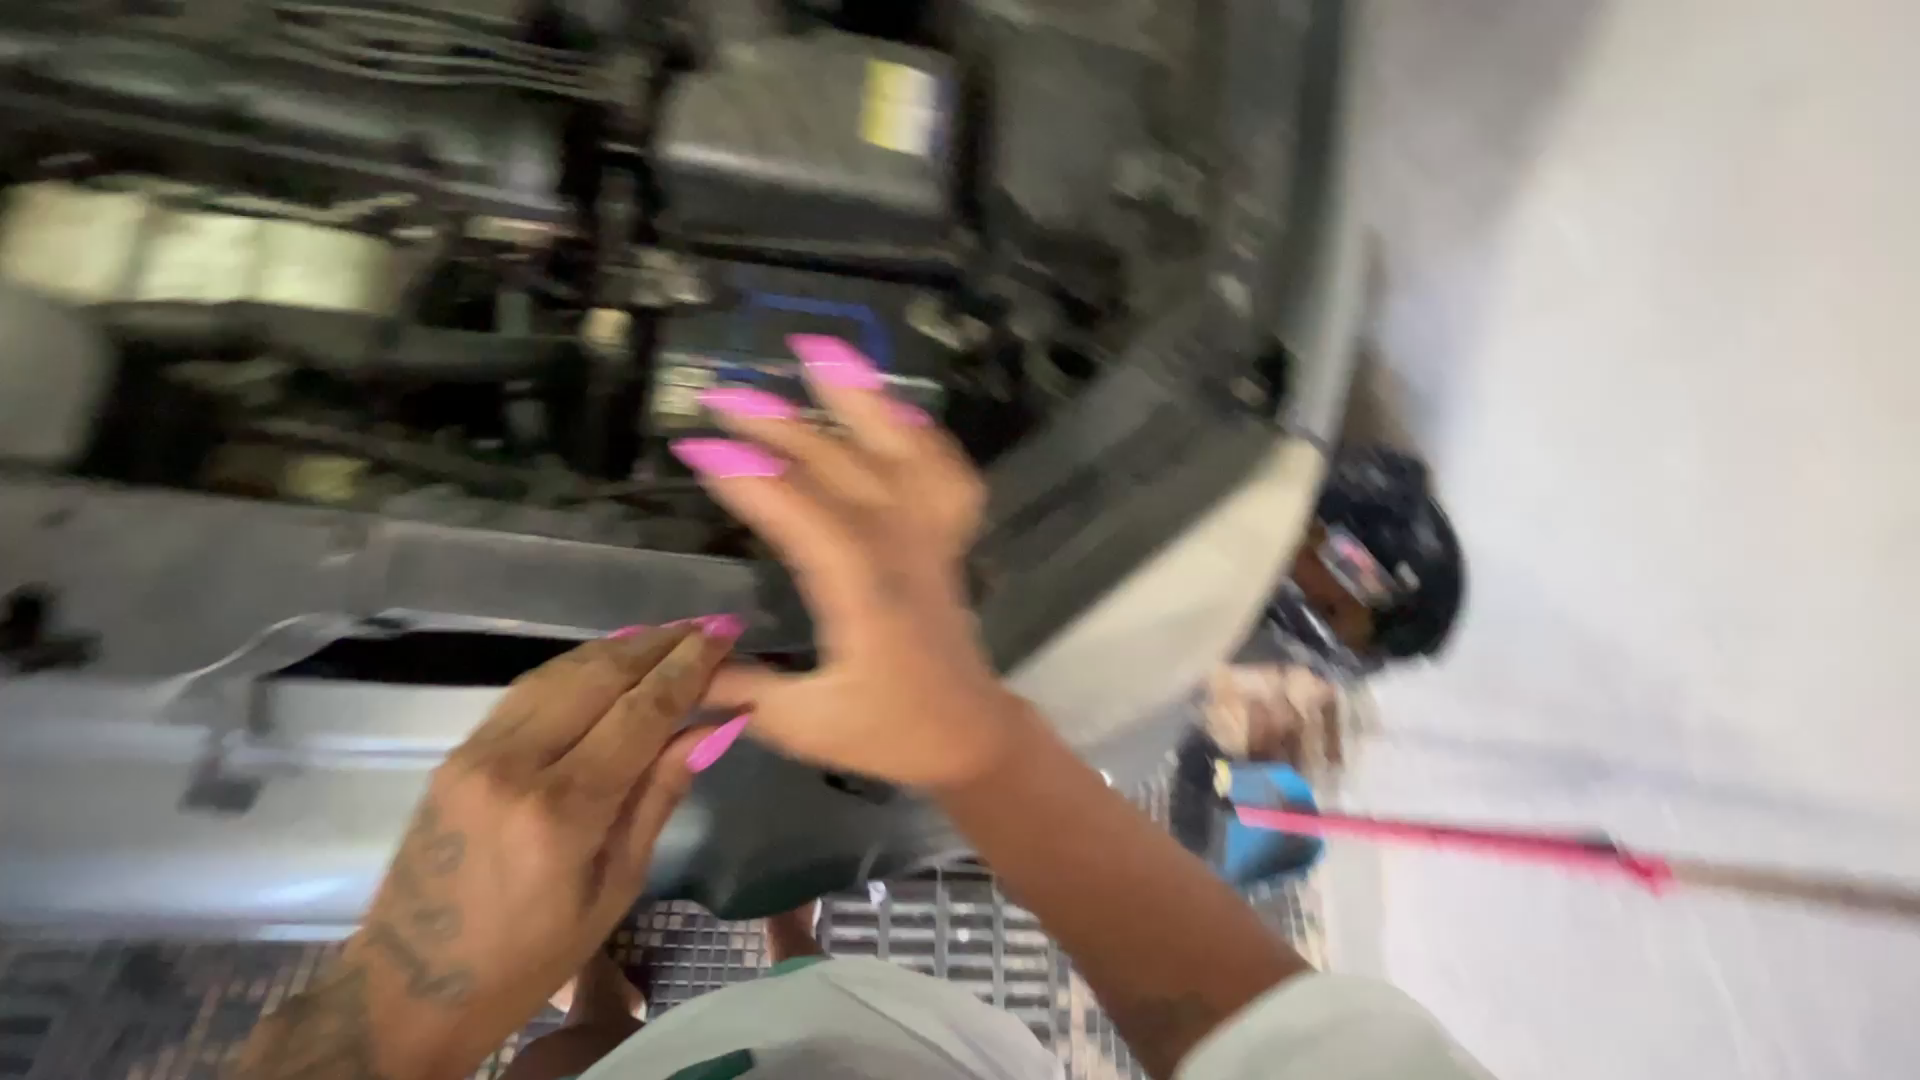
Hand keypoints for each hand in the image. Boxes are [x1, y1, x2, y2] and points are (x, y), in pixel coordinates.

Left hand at [331, 623, 735, 1078]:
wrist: (409, 989)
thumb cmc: (532, 955)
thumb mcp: (617, 884)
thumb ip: (662, 793)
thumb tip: (716, 726)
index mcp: (562, 810)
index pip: (641, 712)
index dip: (690, 666)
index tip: (725, 632)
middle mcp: (515, 765)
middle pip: (601, 676)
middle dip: (661, 642)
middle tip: (707, 623)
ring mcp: (477, 753)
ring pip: (562, 671)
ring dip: (622, 645)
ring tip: (670, 632)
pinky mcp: (458, 752)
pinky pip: (530, 689)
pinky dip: (578, 664)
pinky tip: (610, 654)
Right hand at [671, 334, 1037, 790]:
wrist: (969, 733)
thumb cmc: (888, 731)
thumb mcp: (802, 722)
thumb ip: (734, 687)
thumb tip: (666, 654)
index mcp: (864, 593)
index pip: (805, 516)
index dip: (751, 477)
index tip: (698, 445)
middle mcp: (903, 552)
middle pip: (843, 470)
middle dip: (782, 426)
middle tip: (725, 393)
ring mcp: (932, 539)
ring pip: (903, 454)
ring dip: (861, 399)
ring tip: (820, 350)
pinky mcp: (946, 539)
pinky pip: (944, 473)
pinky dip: (919, 432)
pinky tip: (890, 403)